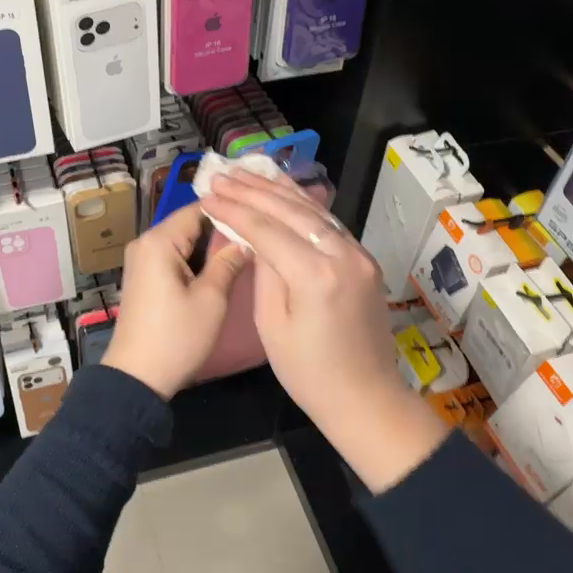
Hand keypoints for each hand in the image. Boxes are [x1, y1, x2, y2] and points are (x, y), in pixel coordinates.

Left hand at [102, 202, 249, 399]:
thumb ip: (228, 263)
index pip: (196, 210)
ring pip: (182, 241)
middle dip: (220, 228)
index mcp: (158, 242)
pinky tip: (220, 266)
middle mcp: (145, 243)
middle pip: (188, 224)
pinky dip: (195, 259)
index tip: (257, 213)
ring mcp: (141, 260)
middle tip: (257, 231)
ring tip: (246, 247)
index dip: (227, 210)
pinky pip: (173, 257)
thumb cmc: (176, 336)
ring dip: (209, 245)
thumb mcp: (211, 299)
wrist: (137, 375)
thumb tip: (246, 240)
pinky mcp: (144, 277)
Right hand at [201, 170, 448, 490]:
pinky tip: (282, 192)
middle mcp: (342, 255)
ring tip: (246, 173)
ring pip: (313, 210)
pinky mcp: (364, 260)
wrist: (366, 398)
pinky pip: (328, 223)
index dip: (233, 209)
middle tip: (221, 176)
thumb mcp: (271, 324)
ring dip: (277, 189)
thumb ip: (263, 271)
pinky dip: (301, 204)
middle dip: (252, 190)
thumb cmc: (308, 372)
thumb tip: (253, 236)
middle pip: (290, 210)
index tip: (207, 195)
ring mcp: (359, 255)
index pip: (266, 228)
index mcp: (315, 274)